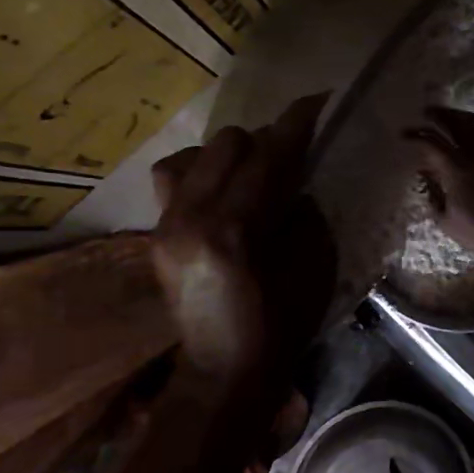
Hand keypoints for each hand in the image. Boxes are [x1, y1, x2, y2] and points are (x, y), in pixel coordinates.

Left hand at [151, 95, 335, 383]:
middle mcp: (191, 216)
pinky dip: (202, 172)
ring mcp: (166, 223)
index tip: (318, 101)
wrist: (224, 371)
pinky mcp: (156, 233)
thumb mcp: (312, 267)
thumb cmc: (281, 325)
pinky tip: (221, 192)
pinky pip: (174, 178)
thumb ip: (303, 212)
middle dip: (266, 141)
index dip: (296, 124)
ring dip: (232, 155)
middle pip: (230, 143)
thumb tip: (294, 180)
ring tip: (253, 177)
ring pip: (196, 154)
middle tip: (290, 159)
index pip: (269, 156)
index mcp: (235, 229)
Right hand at [407, 106, 473, 273]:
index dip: (416, 135)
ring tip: (447, 115)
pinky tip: (470, 129)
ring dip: (458, 115)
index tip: (404, 135)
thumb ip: (432, 192)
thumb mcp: (446, 219)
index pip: (431, 142)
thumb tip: (423, 173)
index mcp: (456, 168)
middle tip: (425, 112)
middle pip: (454, 123)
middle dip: (437, 115)